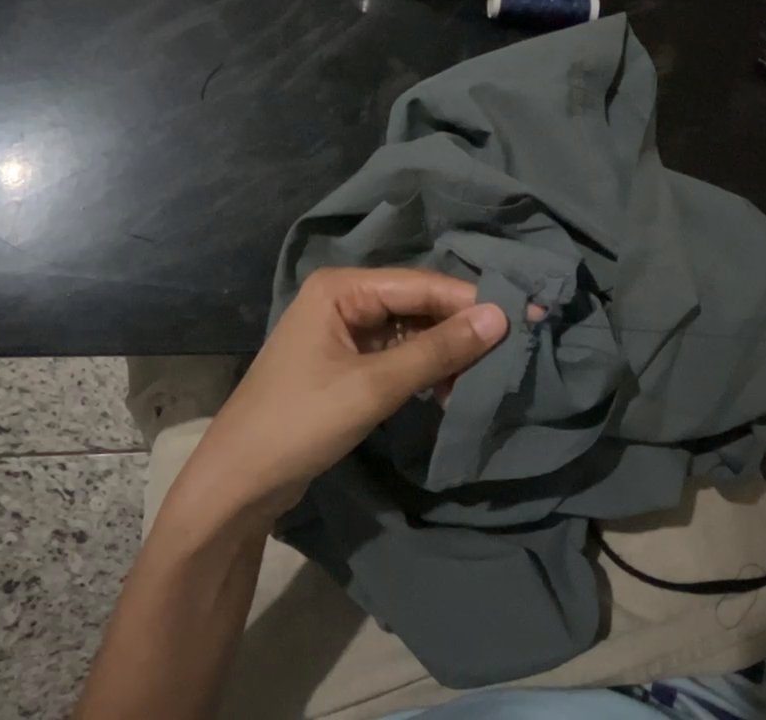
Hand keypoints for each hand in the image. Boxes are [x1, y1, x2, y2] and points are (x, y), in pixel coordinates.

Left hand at [160, 268, 510, 533]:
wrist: (239, 480)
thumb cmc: (300, 423)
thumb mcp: (373, 387)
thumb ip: (436, 352)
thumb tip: (500, 317)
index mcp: (341, 288)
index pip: (421, 284)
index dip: (472, 301)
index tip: (526, 318)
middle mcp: (342, 299)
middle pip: (417, 304)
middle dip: (460, 329)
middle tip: (512, 353)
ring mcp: (342, 332)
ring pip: (410, 331)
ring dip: (444, 354)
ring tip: (479, 382)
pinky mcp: (345, 363)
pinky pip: (396, 354)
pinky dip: (423, 370)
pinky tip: (447, 392)